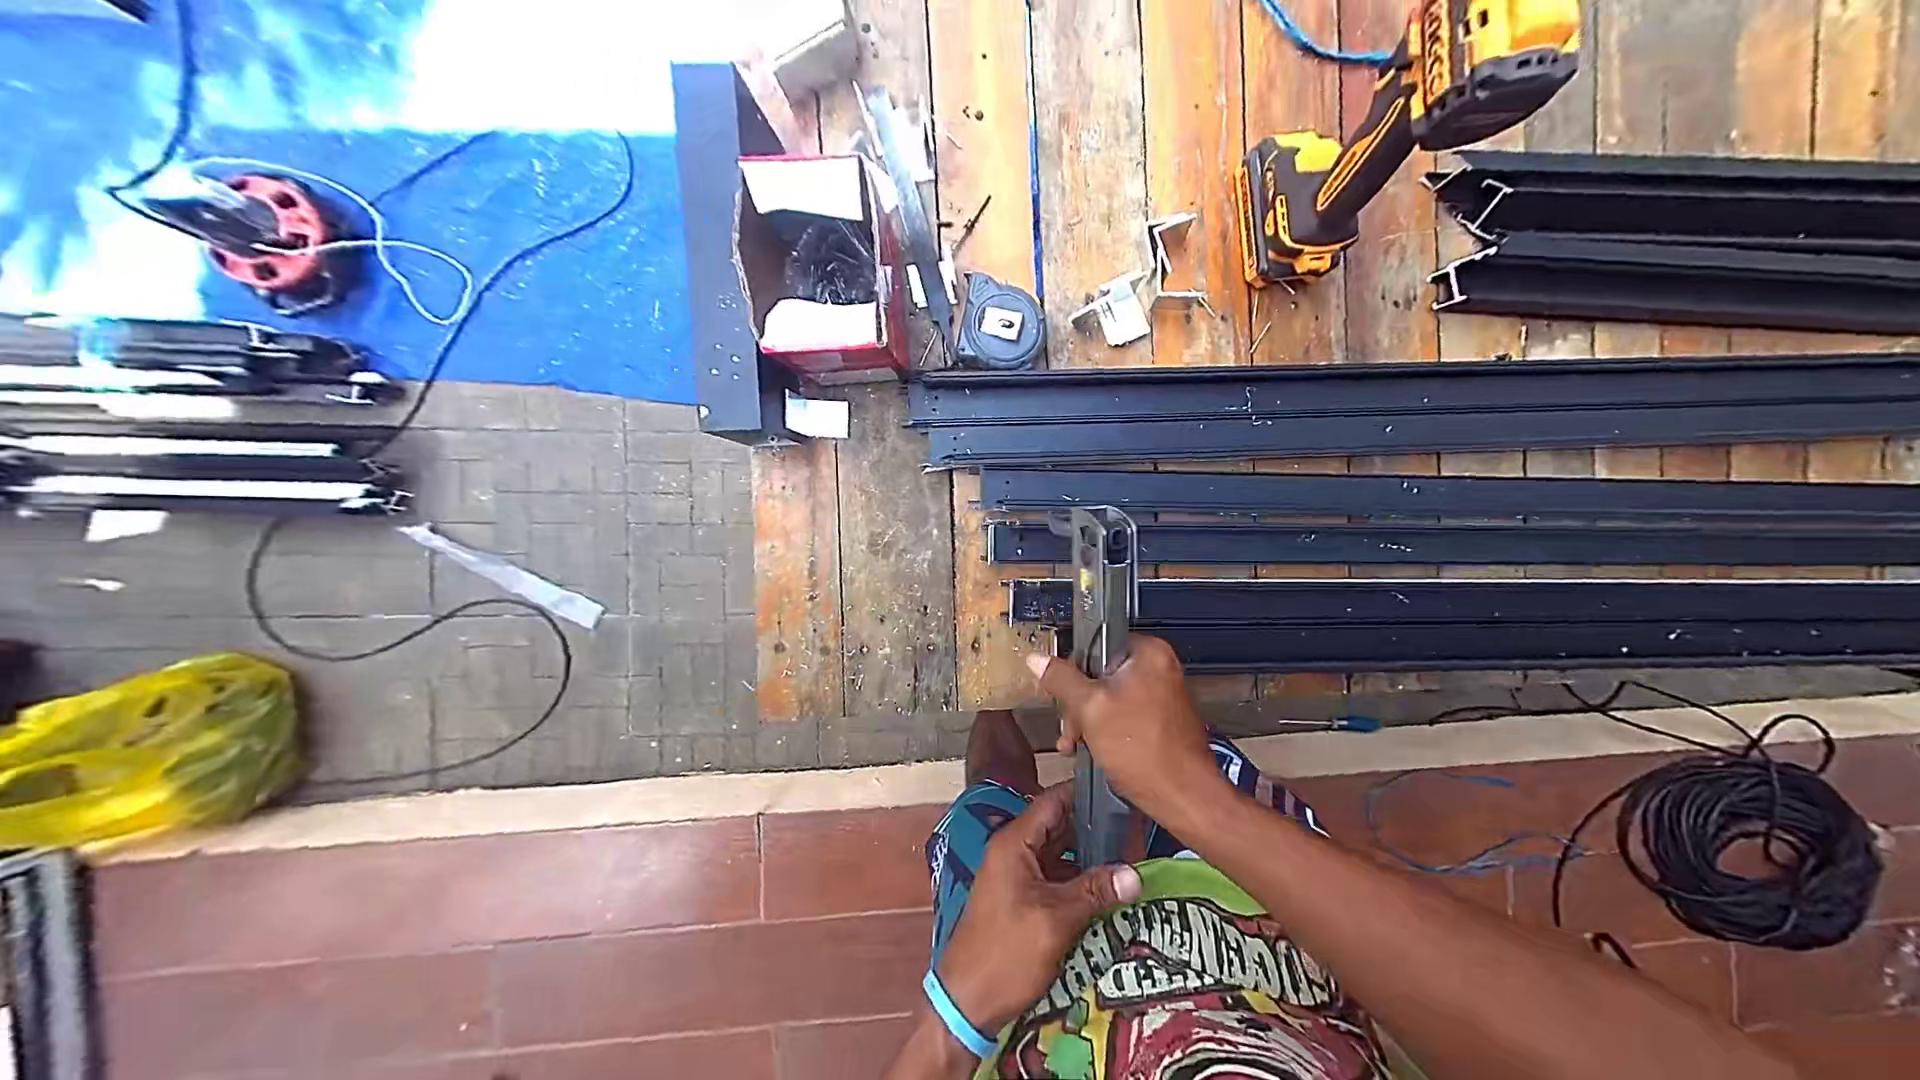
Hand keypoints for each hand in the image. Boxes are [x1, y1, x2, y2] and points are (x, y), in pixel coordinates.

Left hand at [936, 783, 1142, 1035]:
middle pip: (1059, 824)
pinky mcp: (1023, 897)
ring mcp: (1017, 874)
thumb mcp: (1055, 920)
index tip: (1120, 790)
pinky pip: (1055, 875)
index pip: (1053, 800)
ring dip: (1090, 852)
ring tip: (1131, 852)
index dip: (1084, 792)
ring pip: (1059, 851)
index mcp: (1014, 842)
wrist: (967, 1001)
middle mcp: (1014, 850)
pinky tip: (1108, 884)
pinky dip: (1079, 875)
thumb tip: (1136, 874)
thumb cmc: (1006, 952)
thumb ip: (1094, 891)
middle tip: (1136, 825)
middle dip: (1094, 824)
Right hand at [1026, 635, 1220, 818]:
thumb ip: (1062, 679)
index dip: (1075, 669)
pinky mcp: (1160, 718)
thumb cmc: (1146, 751)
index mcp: (1148, 652)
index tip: (1064, 688)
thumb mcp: (1089, 708)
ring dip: (1088, 719)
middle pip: (1101, 673)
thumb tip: (1039, 659)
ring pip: (1109, 696)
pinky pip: (1123, 713)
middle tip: (1073, 723)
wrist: (1182, 796)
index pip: (1096, 643)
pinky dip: (1106, 728)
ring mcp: (1161, 694)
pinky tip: (1094, 747)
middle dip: (1080, 702)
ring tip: (1078, 740)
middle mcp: (1160, 668)